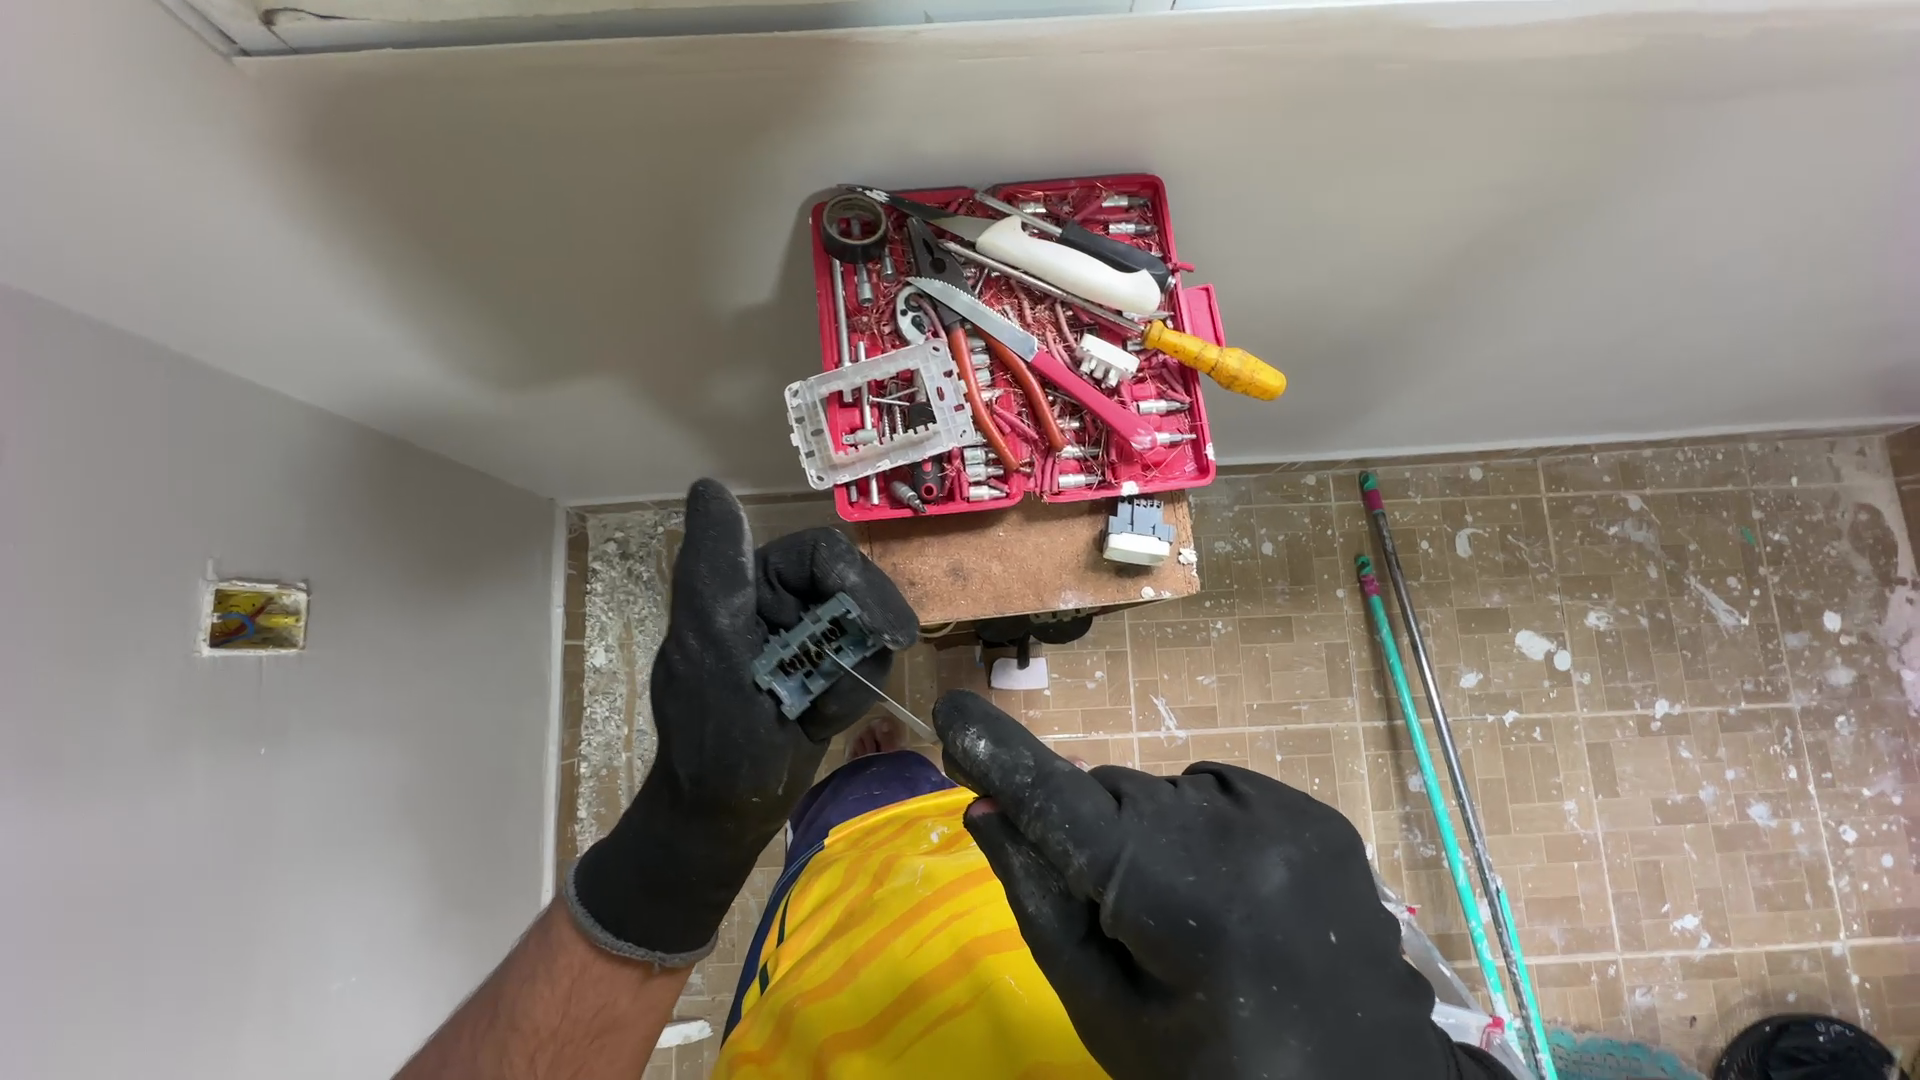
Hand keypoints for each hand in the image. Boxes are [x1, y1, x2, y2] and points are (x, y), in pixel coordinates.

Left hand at [566, 480, 918, 966]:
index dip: (855, 581)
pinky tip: (820, 721)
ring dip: (852, 678)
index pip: (822, 552)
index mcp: (750, 582)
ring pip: (871, 631)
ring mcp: (811, 637)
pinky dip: (852, 698)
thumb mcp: (705, 645)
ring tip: (816, 711)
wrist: (727, 813)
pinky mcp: (828, 671)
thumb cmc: (709, 735)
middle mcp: (784, 599)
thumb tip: (711, 487)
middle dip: (860, 640)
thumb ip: (715, 569)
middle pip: (858, 589)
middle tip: (849, 683)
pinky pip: (870, 666)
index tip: (879, 627)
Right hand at [935, 689, 1473, 1079]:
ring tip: (1181, 913)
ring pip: (1161, 792)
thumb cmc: (1215, 1078)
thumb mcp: (1109, 1016)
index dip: (1002, 756)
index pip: (1062, 806)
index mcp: (1178, 903)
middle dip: (1084, 830)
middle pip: (1110, 795)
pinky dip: (1199, 829)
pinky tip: (1226, 891)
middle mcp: (1233, 836)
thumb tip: (987, 811)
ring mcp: (1284, 816)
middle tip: (1107, 907)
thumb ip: (1043, 906)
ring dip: (1146, 833)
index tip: (951, 711)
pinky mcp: (1315, 811)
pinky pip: (1217, 794)